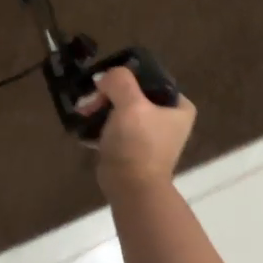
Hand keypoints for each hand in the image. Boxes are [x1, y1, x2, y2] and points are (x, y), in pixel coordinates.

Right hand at [85, 66, 195, 195]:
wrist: (131, 188)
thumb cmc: (137, 144)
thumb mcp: (130, 104)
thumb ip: (119, 80)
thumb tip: (105, 78)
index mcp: (179, 106)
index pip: (151, 77)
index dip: (127, 75)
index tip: (106, 80)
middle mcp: (168, 119)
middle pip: (134, 93)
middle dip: (108, 94)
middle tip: (90, 99)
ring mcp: (151, 135)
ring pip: (121, 109)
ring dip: (101, 108)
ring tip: (83, 112)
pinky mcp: (134, 149)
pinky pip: (115, 127)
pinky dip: (101, 125)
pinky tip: (84, 125)